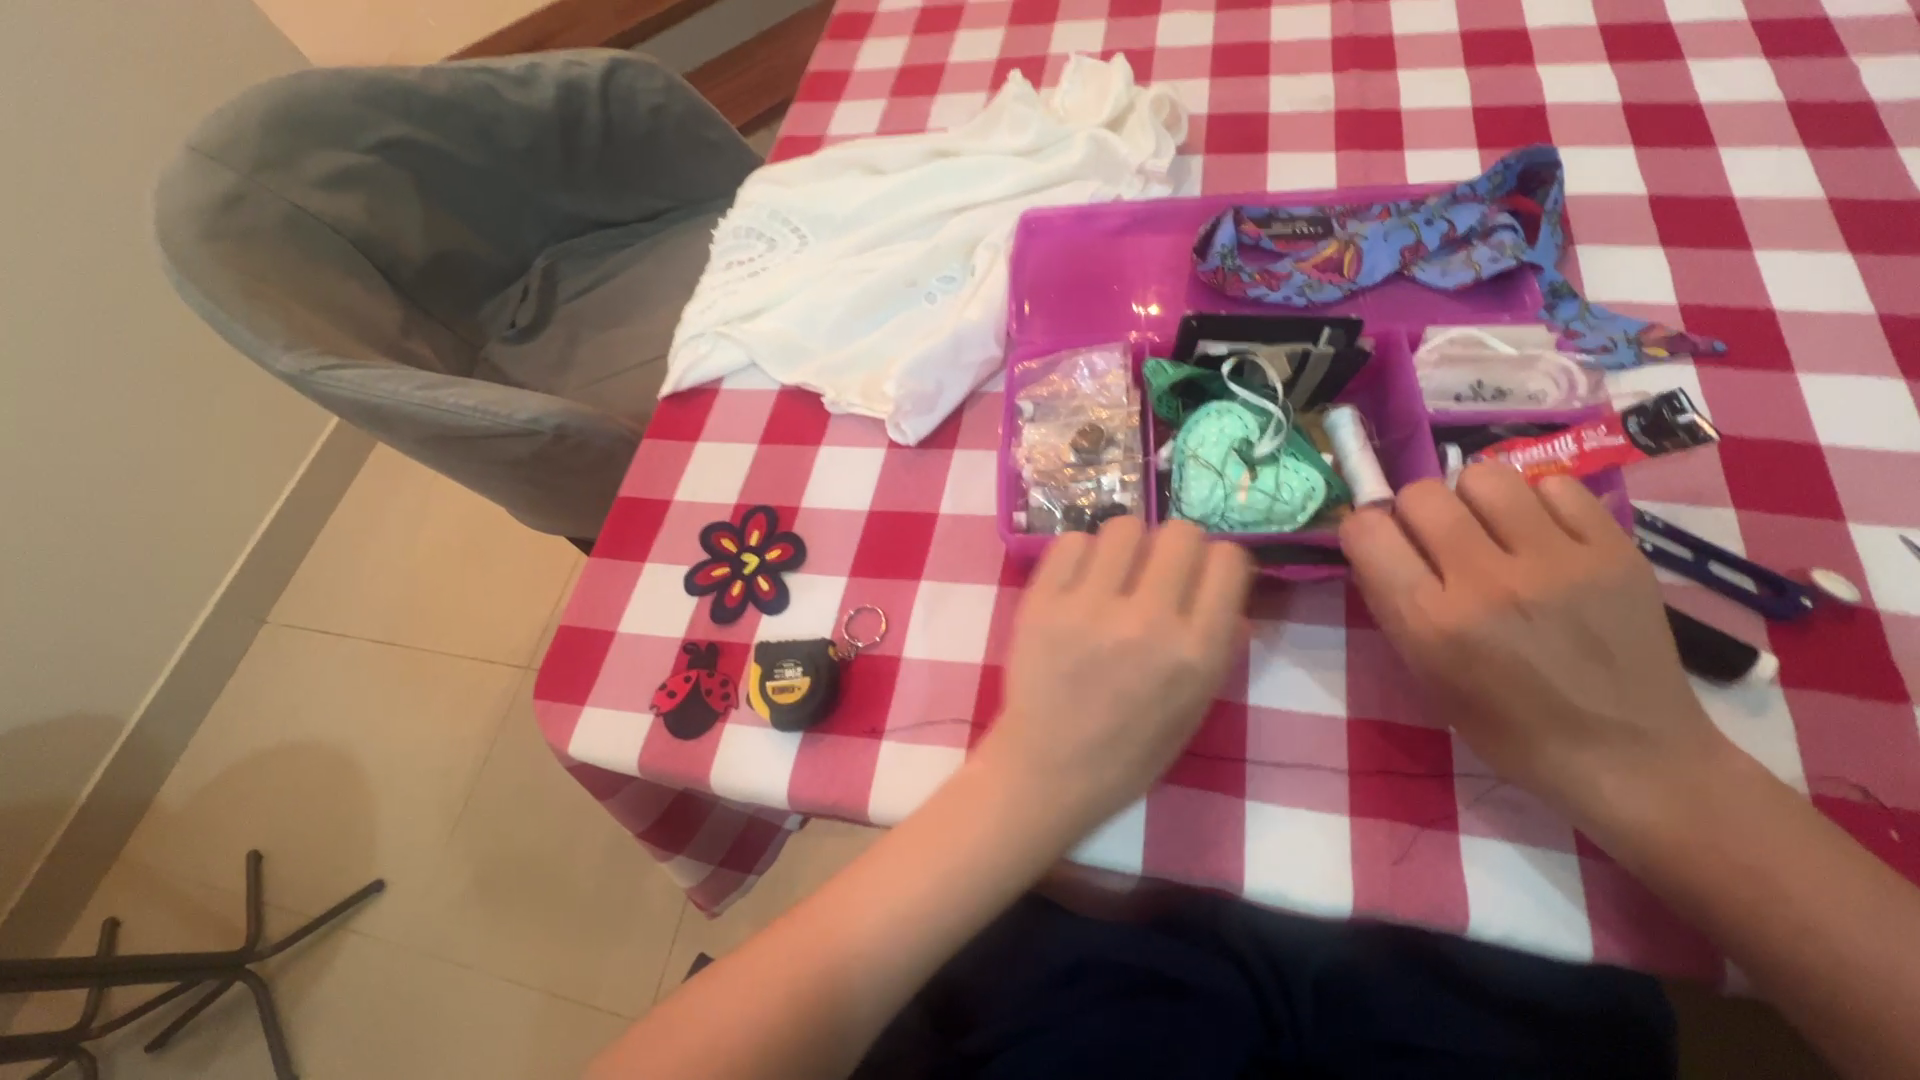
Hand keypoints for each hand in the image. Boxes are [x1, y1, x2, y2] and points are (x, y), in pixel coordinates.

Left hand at [981, 517, 1254, 833]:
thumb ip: (1220, 645)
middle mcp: (1148, 620)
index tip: (1202, 576)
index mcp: (1196, 652)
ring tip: (1114, 576)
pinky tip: (1079, 584)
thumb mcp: (1195, 707)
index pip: (1228, 560)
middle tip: (1157, 572)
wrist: (1050, 768)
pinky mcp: (1041, 601)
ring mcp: (1089, 607)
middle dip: (1176, 547)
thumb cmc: (1131, 749)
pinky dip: (1081, 556)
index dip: (1217, 563)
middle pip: (1180, 532)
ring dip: (1126, 546)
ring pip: (1124, 526)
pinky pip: (1072, 541)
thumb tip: (1231, 593)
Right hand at [1338, 466, 1733, 820]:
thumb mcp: (1427, 676)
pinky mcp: (1613, 550)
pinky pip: (1555, 487)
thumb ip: (1396, 606)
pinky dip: (1538, 505)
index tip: (1382, 546)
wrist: (1626, 755)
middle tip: (1438, 542)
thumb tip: (1379, 545)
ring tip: (1491, 531)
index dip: (1366, 531)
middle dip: (1416, 513)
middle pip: (1422, 493)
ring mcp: (1555, 560)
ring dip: (1473, 500)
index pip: (1366, 530)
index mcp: (1431, 622)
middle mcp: (1487, 581)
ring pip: (1484, 476)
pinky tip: (1544, 538)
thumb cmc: (1508, 728)